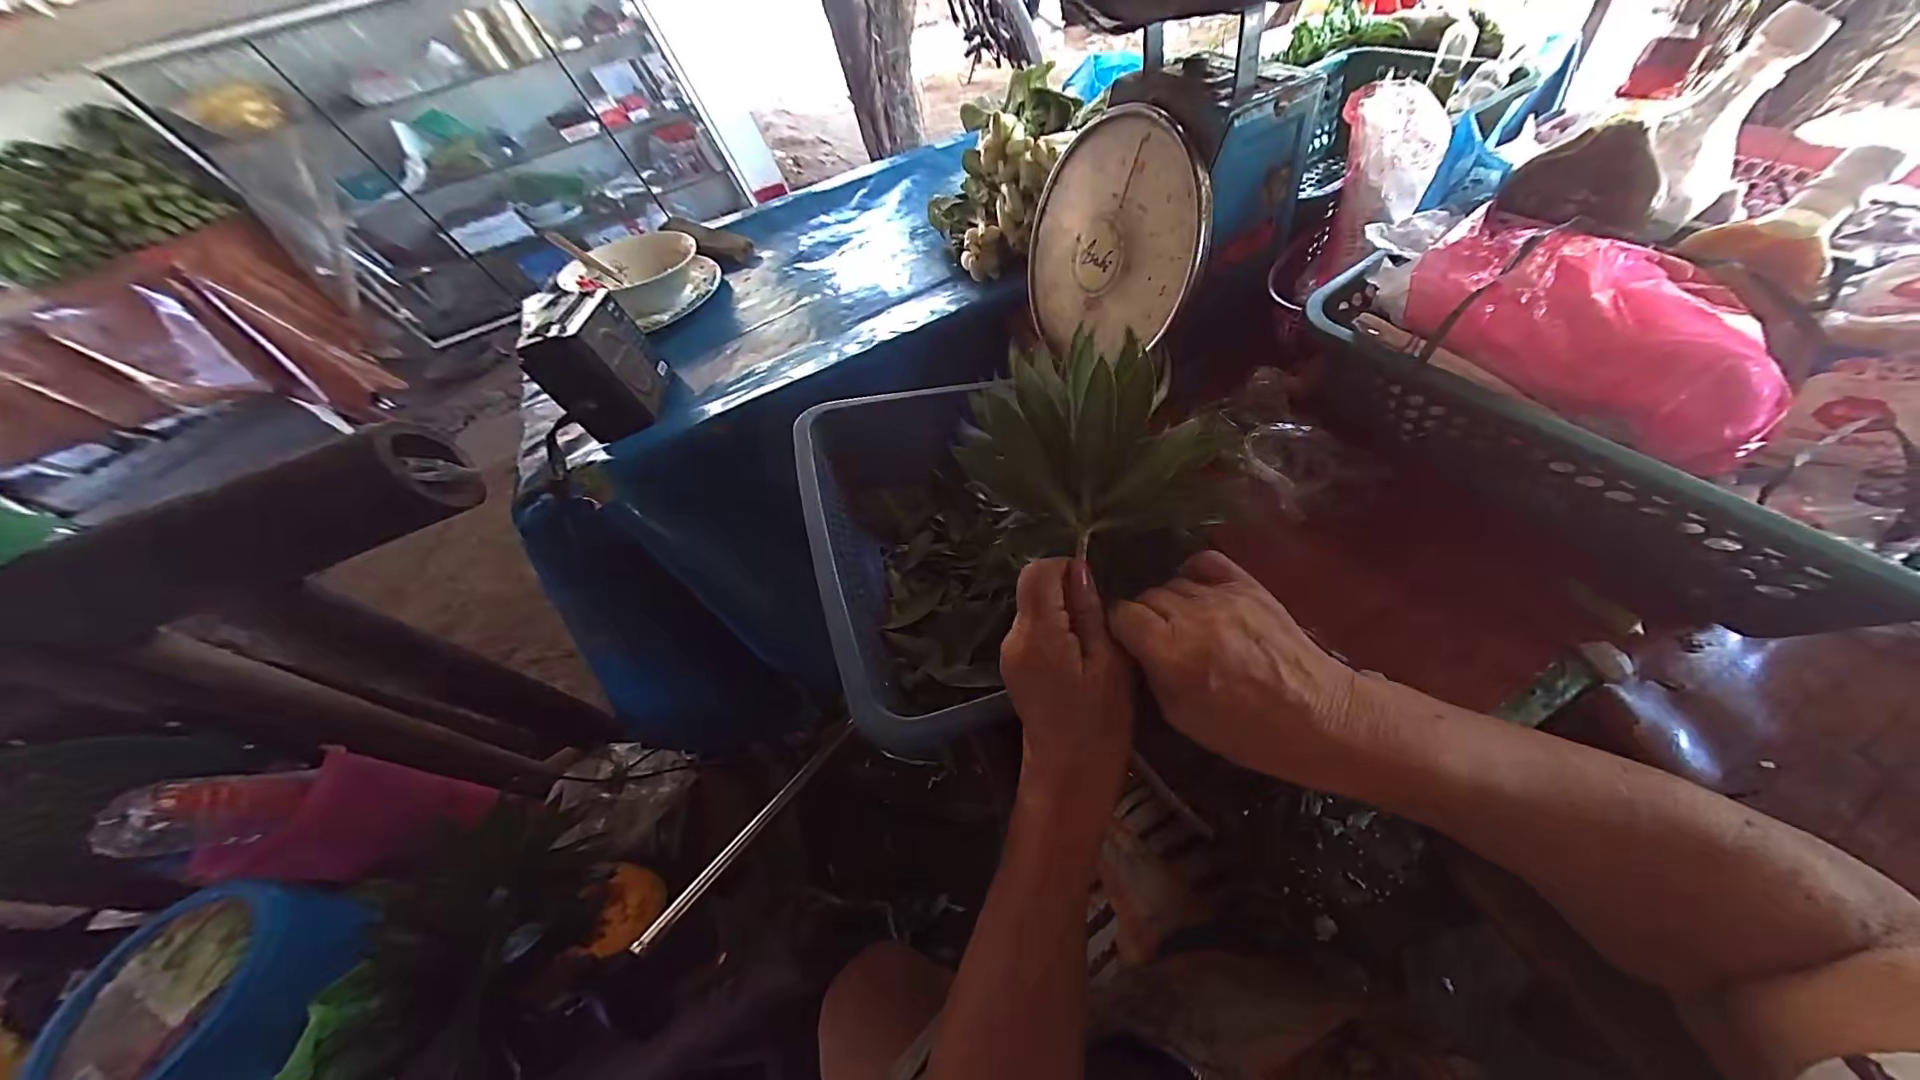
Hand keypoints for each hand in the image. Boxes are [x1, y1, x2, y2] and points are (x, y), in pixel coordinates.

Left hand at [1000, 557, 1134, 817]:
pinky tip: (1076, 654)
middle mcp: (1014, 637)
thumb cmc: (1100, 722)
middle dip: (1064, 590)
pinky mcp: (1013, 665)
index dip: (1065, 568)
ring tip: (1091, 639)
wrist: (1068, 772)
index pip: (1037, 572)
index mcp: (1038, 634)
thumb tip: (1079, 570)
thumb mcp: (1109, 663)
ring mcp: (1009, 652)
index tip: (1093, 587)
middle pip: (1030, 587)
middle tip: (1099, 616)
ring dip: (1059, 610)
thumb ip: (1090, 612)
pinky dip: (1053, 628)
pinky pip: (1032, 629)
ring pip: (1031, 607)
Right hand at [1108, 551, 1362, 780]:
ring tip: (1188, 625)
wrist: (1318, 717)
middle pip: (1146, 596)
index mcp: (1168, 650)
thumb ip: (1149, 672)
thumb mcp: (1179, 715)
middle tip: (1161, 642)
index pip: (1121, 614)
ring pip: (1173, 583)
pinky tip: (1199, 594)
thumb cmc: (1245, 730)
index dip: (1121, 629)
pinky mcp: (1248, 585)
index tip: (1129, 644)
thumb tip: (1134, 647)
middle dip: (1146, 617)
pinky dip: (1194, 574)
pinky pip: (1205, 562)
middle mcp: (1189, 614)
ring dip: (1172, 603)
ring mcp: (1221, 596)